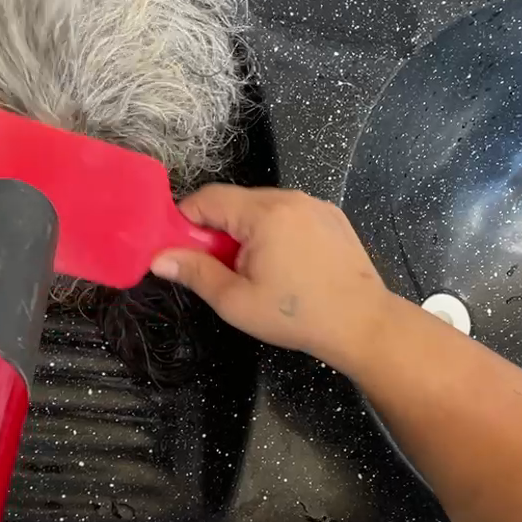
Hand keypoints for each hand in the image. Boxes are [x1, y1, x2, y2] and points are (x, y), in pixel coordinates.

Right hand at [153, 184, 404, 370]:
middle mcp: (291, 198)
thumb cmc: (296, 317)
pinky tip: (283, 267)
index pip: (208, 198)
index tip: (181, 251)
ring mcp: (315, 205)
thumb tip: (159, 258)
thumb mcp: (236, 301)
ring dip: (245, 234)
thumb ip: (195, 273)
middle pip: (235, 202)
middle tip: (219, 270)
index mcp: (265, 214)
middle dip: (217, 231)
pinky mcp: (331, 217)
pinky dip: (274, 234)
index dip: (185, 221)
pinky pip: (288, 215)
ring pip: (262, 209)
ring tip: (254, 272)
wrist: (362, 323)